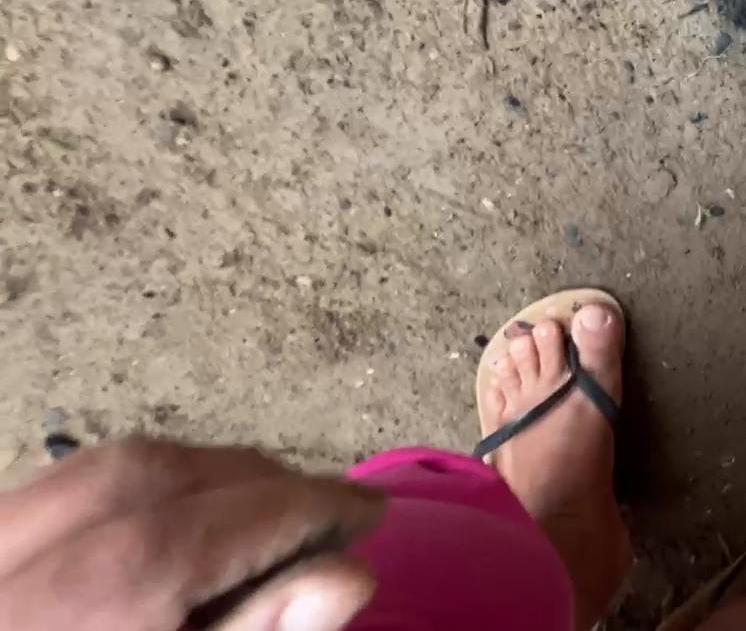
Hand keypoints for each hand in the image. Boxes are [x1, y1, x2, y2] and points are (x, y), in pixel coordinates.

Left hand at [0, 438, 384, 630]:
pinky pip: (42, 500)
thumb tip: (348, 576)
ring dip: (198, 478)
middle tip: (320, 515)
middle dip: (260, 482)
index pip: (219, 523)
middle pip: (150, 482)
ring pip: (93, 475)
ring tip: (253, 518)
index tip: (369, 514)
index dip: (314, 507)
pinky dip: (123, 496)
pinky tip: (167, 529)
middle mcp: (2, 580)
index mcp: (80, 610)